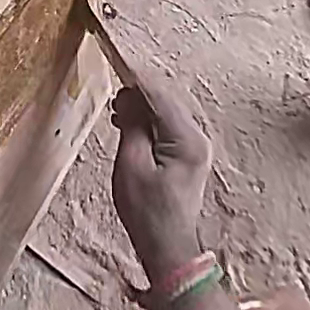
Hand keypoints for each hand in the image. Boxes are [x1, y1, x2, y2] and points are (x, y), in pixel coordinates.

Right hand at [110, 73, 211, 283]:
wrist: (167, 247)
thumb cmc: (146, 211)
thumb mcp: (131, 165)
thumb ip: (132, 126)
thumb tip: (128, 98)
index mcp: (187, 139)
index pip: (160, 96)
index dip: (136, 79)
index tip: (115, 62)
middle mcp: (197, 137)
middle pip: (166, 100)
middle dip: (138, 93)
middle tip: (113, 99)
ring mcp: (195, 146)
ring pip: (166, 111)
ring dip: (141, 107)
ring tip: (117, 114)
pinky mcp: (188, 154)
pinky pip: (167, 125)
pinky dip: (148, 120)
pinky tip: (129, 126)